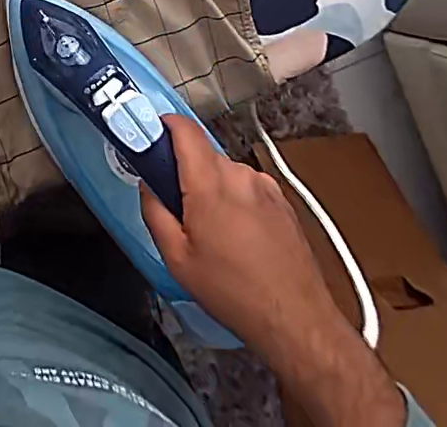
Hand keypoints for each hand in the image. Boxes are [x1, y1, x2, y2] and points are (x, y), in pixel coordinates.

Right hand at [141, 116, 402, 426]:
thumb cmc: (235, 293)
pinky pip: (246, 185)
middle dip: (185, 170)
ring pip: (224, 170)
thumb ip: (154, 212)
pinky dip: (235, 198)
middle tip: (178, 204)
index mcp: (210, 185)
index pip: (185, 129)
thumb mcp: (177, 258)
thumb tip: (148, 186)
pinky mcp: (282, 199)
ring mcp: (264, 186)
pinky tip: (239, 235)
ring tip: (213, 230)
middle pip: (202, 152)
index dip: (165, 124)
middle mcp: (240, 175)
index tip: (152, 135)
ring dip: (212, 187)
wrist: (298, 321)